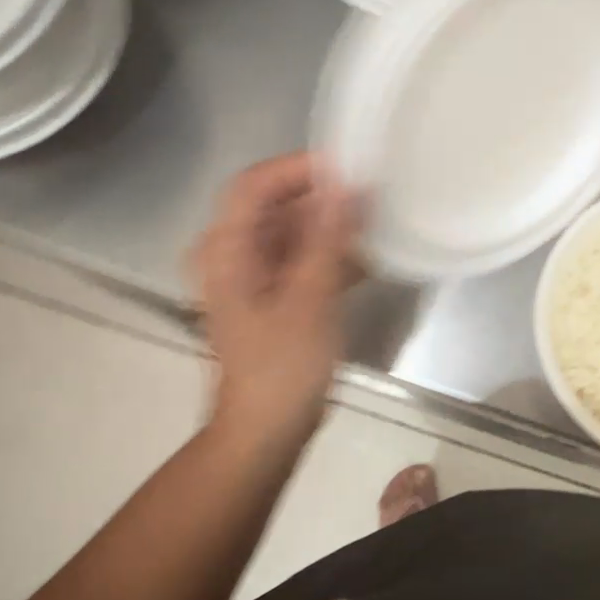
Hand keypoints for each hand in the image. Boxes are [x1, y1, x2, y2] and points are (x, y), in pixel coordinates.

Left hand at [190, 153, 358, 449]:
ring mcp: (250, 279)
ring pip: (290, 233)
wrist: (265, 430)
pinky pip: (298, 261)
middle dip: (321, 198)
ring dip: (329, 228)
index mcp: (225, 250)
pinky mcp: (271, 300)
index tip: (350, 169)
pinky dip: (327, 256)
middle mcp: (230, 256)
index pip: (255, 184)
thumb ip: (326, 239)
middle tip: (371, 198)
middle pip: (273, 206)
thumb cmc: (282, 368)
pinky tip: (365, 263)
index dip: (300, 169)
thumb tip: (343, 185)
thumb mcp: (310, 300)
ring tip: (374, 228)